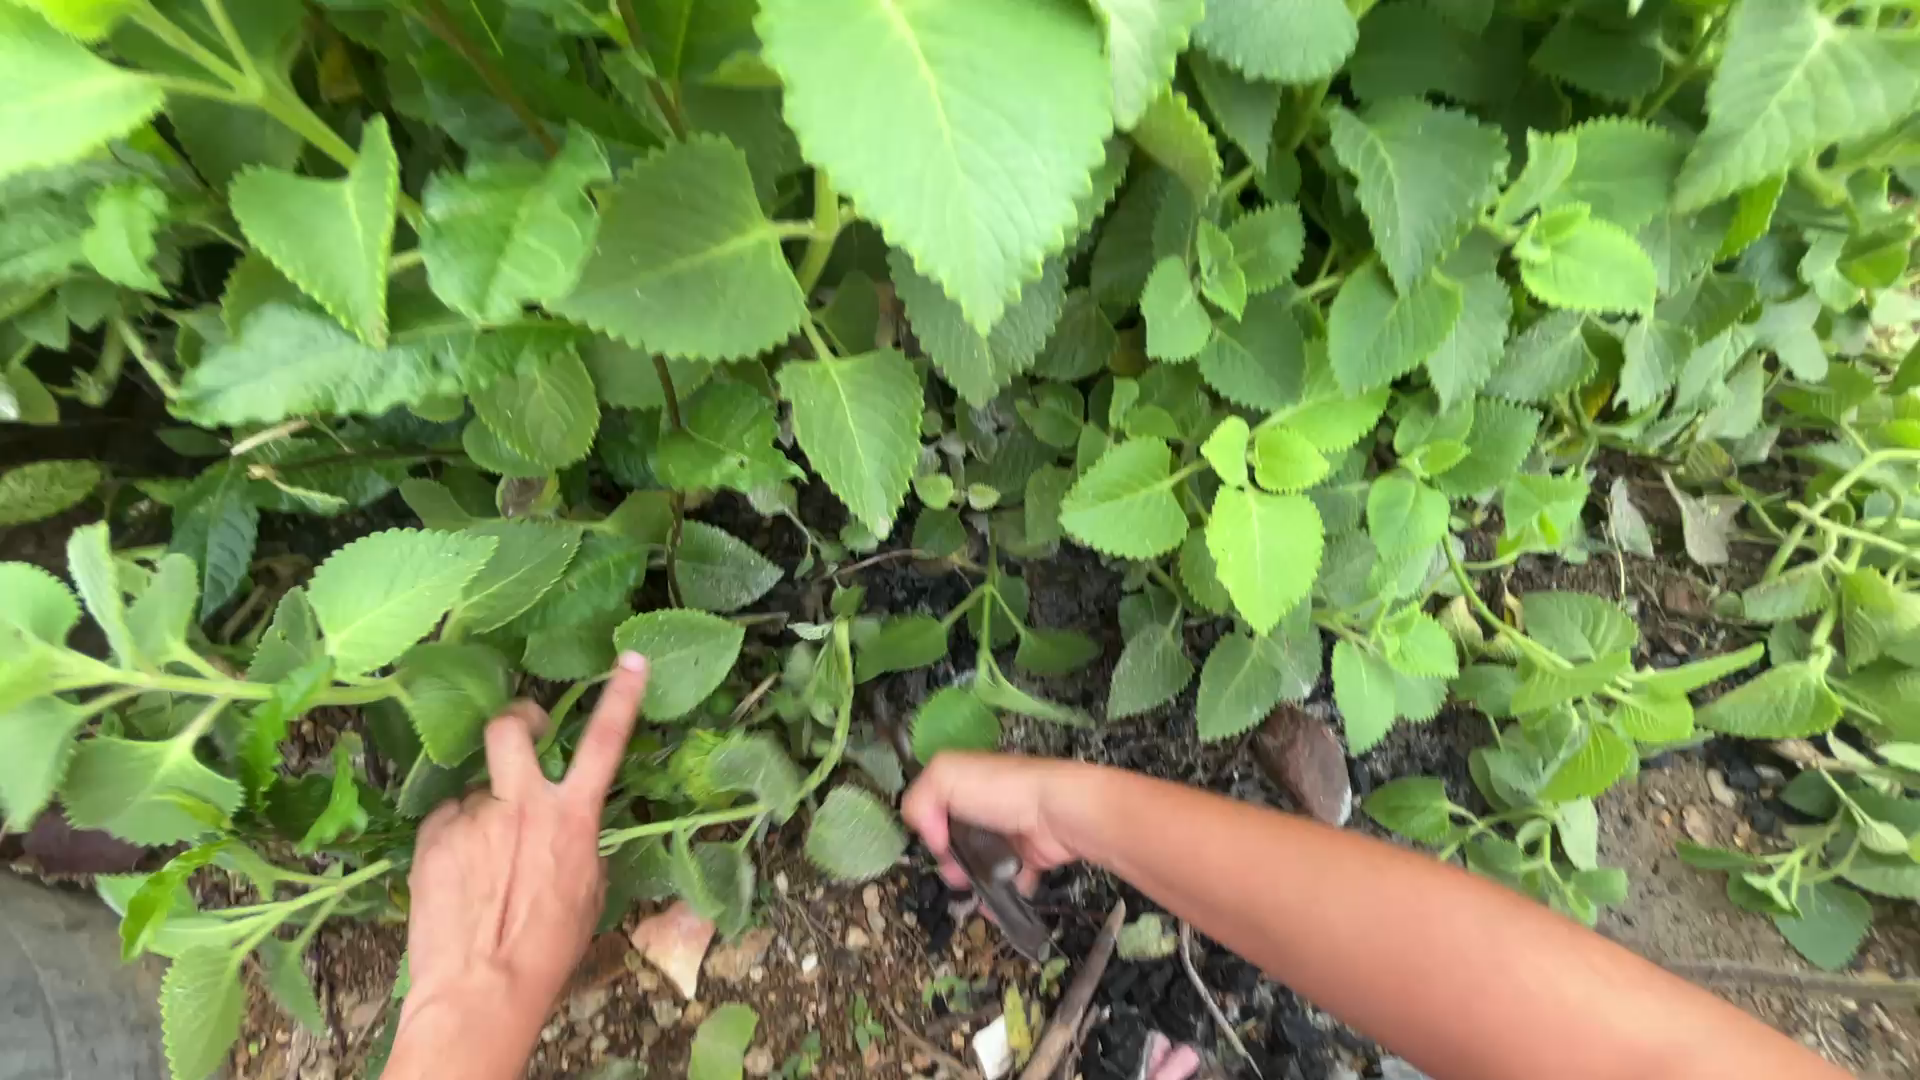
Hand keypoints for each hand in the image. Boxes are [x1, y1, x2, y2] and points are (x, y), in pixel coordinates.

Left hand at [387, 653, 648, 1079]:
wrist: (481, 994)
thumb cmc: (552, 944)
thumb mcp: (590, 884)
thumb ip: (580, 838)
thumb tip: (567, 823)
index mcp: (572, 815)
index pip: (605, 739)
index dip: (622, 694)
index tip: (631, 659)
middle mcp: (522, 805)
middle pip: (510, 730)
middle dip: (519, 719)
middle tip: (525, 728)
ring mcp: (472, 821)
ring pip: (478, 791)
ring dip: (486, 811)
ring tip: (484, 858)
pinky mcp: (430, 843)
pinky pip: (448, 821)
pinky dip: (456, 836)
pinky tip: (460, 873)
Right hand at [900, 752, 1100, 893]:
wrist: (1058, 812)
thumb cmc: (1000, 791)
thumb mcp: (945, 776)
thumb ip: (919, 800)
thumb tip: (931, 836)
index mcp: (965, 779)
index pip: (934, 805)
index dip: (928, 826)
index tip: (936, 842)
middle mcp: (986, 803)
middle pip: (954, 838)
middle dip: (949, 860)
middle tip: (955, 872)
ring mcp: (1007, 831)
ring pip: (978, 862)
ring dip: (972, 881)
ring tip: (976, 889)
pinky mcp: (1026, 856)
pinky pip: (1005, 881)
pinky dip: (998, 894)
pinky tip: (993, 903)